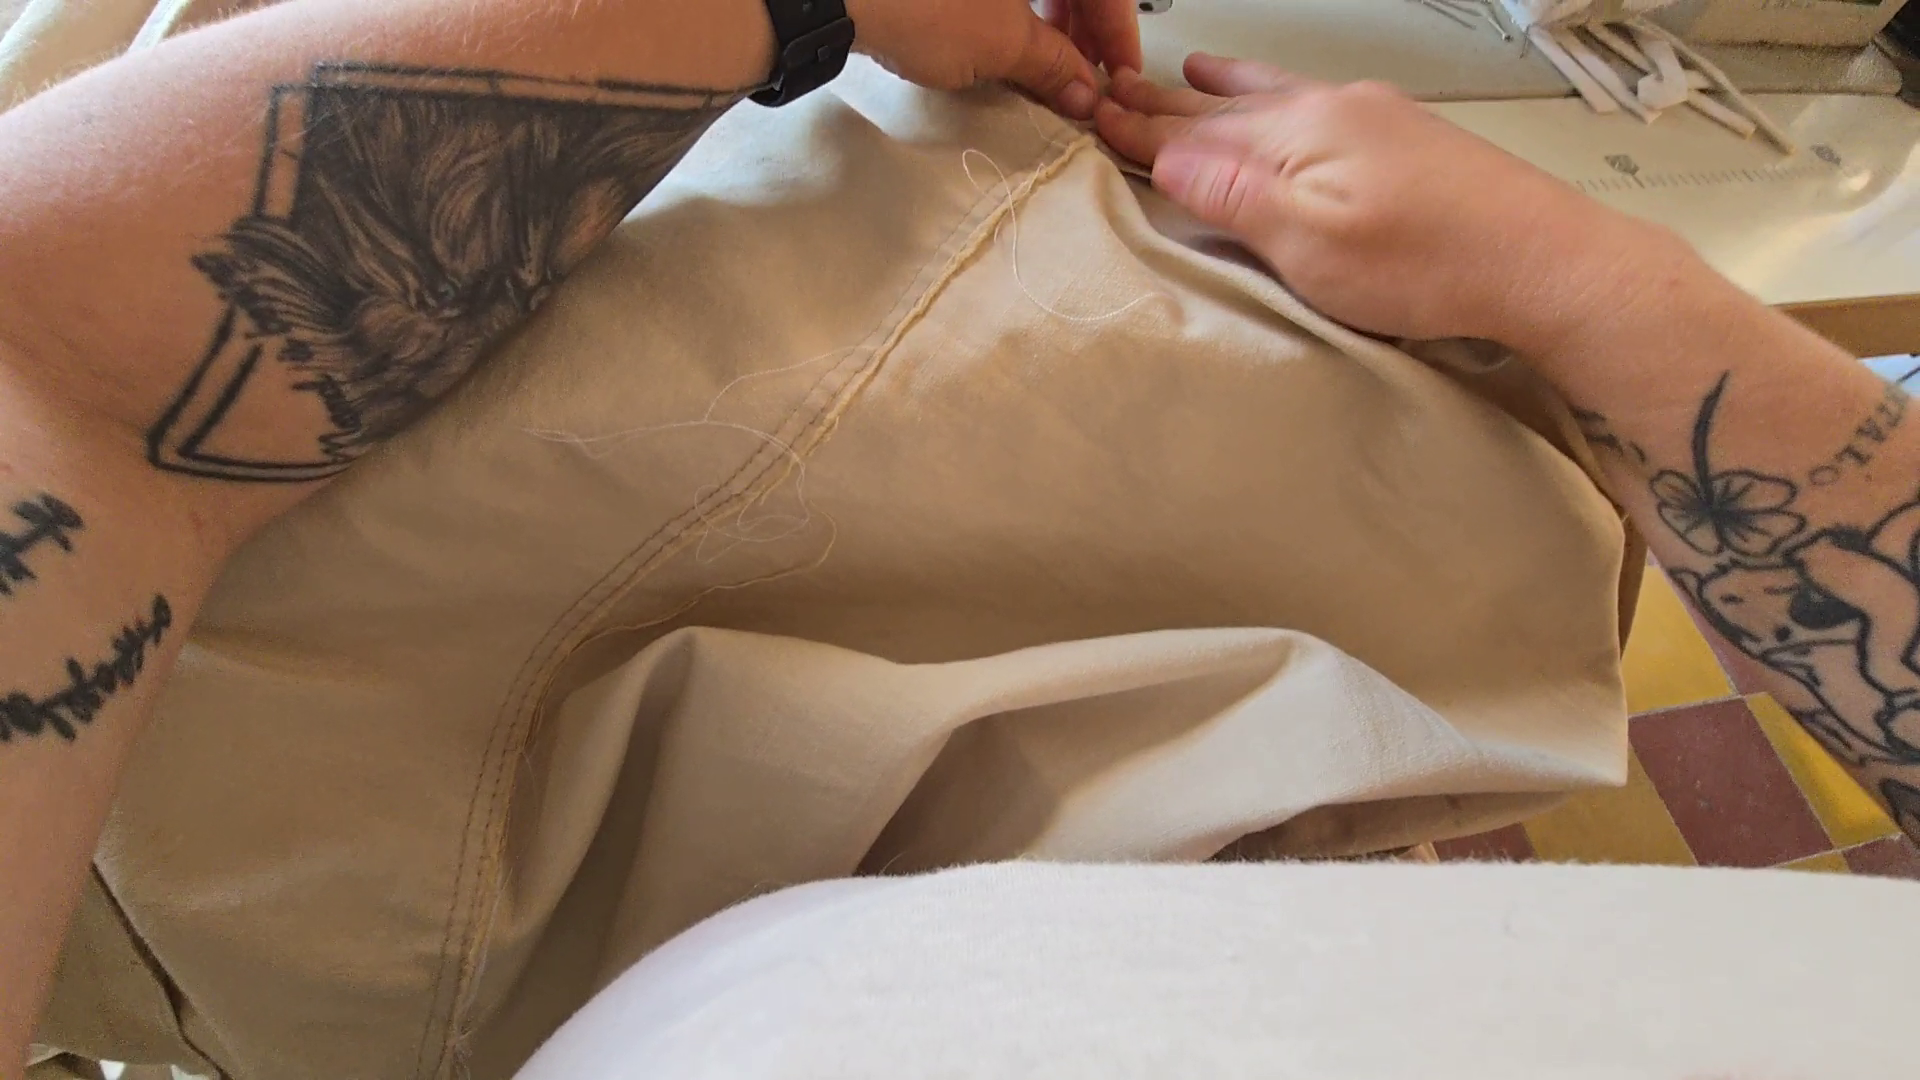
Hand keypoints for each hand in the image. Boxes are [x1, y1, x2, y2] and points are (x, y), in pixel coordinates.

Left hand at [845, 0, 1141, 119]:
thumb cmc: (924, 5)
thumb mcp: (1001, 42)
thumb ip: (1051, 64)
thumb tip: (1083, 93)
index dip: (1116, 30)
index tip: (1119, 75)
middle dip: (1081, 32)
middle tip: (1080, 83)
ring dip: (1050, 28)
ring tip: (1046, 75)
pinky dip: (1017, 19)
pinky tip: (1012, 52)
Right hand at [1094, 54, 1680, 349]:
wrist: (1536, 261)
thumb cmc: (1420, 264)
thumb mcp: (1308, 242)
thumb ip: (1235, 195)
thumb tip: (1168, 158)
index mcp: (1300, 133)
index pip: (1196, 130)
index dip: (1141, 128)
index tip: (1093, 117)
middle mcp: (1328, 110)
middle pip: (1225, 107)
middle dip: (1164, 103)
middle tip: (1112, 90)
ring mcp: (1362, 118)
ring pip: (1265, 98)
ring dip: (1215, 91)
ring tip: (1180, 72)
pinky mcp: (1388, 136)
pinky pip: (1305, 102)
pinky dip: (1270, 93)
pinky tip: (1266, 89)